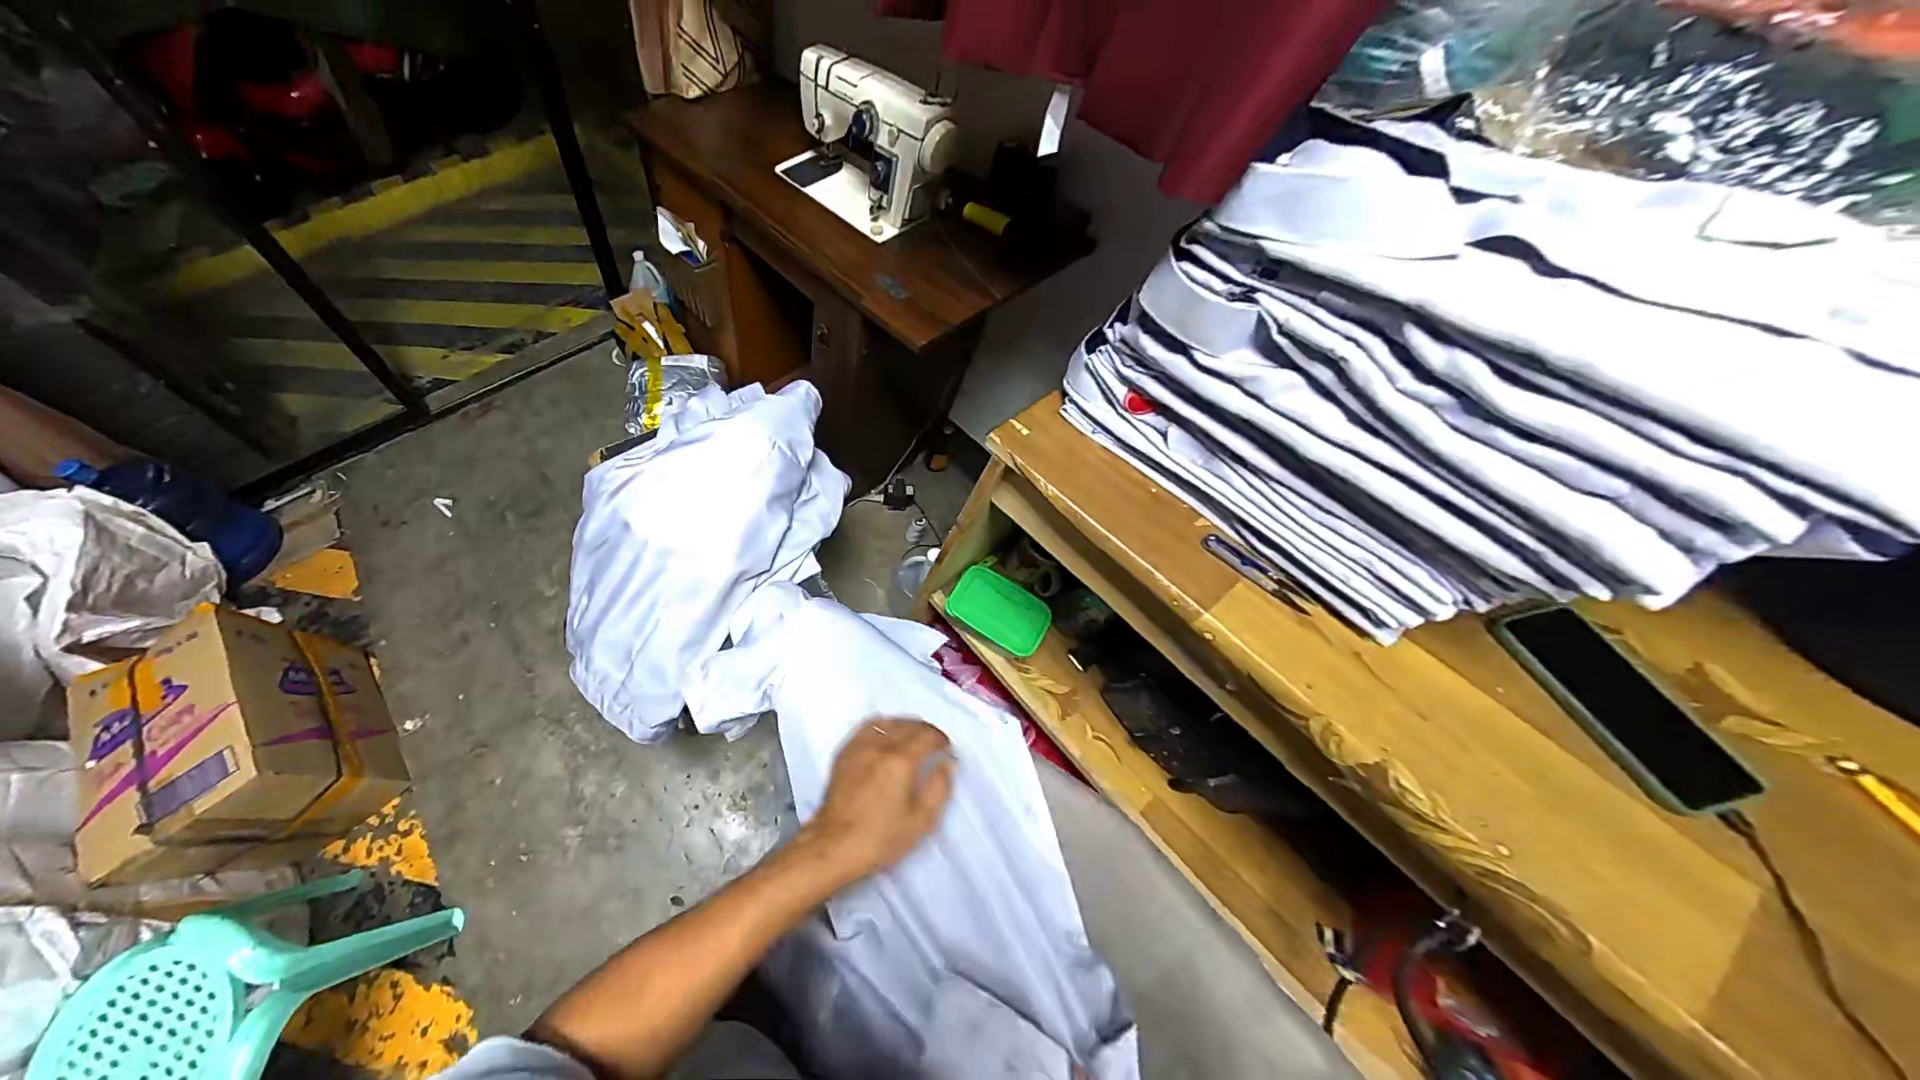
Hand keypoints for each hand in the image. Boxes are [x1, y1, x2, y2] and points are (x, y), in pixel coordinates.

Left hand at [796, 717, 955, 886]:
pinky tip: (883, 735)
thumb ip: (939, 787)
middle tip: (934, 741)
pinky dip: (880, 726)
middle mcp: (878, 748)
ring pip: (886, 722)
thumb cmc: (879, 839)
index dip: (940, 739)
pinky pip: (865, 728)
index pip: (926, 736)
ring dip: (903, 724)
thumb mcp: (921, 820)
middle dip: (925, 730)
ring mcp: (858, 749)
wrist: (834, 848)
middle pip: (907, 725)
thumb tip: (947, 764)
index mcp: (900, 761)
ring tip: (911, 734)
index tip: (946, 748)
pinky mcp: (843, 755)